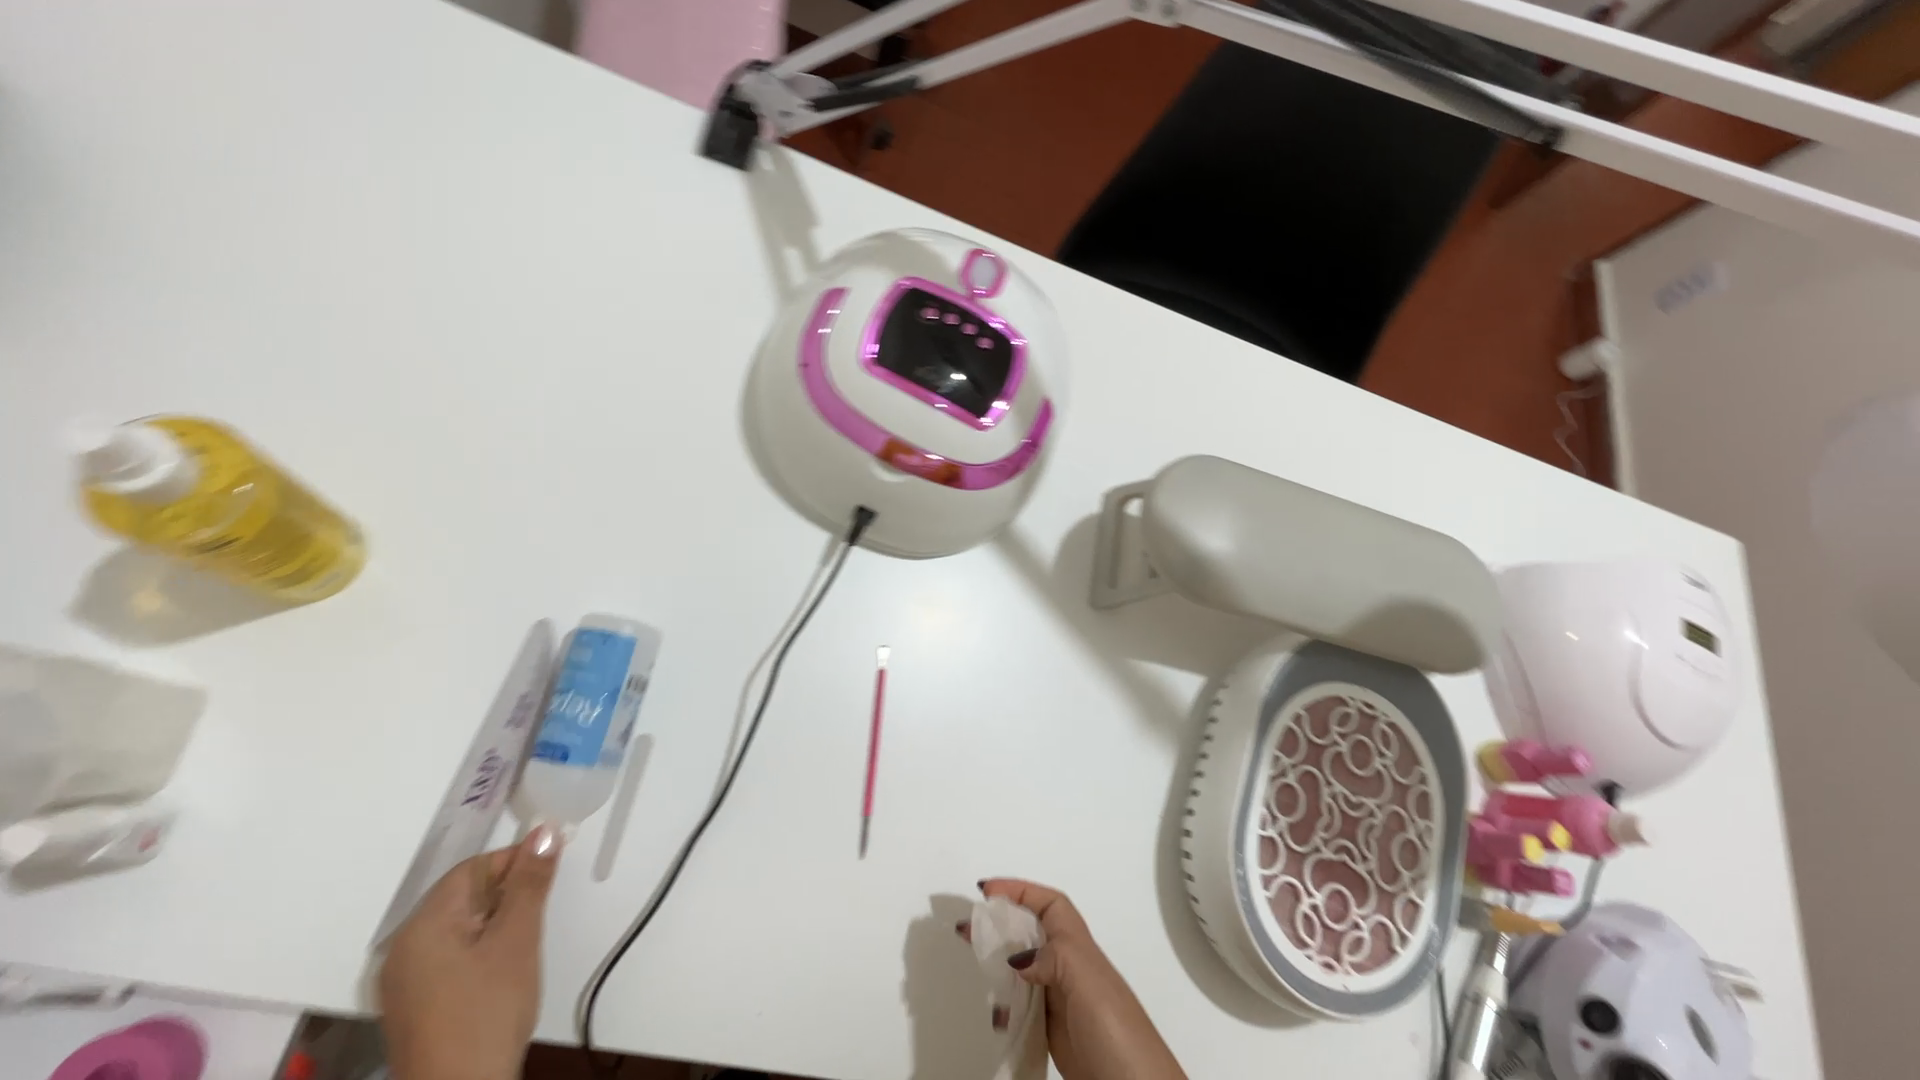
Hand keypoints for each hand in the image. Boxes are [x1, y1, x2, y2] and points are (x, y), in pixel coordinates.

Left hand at [378, 826, 561, 1079]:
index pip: (471, 869)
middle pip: (462, 898)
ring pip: (458, 929)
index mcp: (422, 925)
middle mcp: (403, 947)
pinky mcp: (413, 1006)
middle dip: (506, 895)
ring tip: (524, 945)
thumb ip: (530, 884)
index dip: (513, 862)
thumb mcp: (517, 941)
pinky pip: (448, 958)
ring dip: (494, 925)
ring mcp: (404, 980)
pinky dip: (478, 953)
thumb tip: (543, 832)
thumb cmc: (488, 1012)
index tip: (550, 870)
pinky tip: (500, 974)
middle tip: (540, 914)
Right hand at [963, 879, 1187, 1079]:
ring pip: (1024, 969)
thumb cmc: (1115, 1026)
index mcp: (1079, 947)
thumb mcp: (1086, 980)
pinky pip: (1023, 1006)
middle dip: (1000, 924)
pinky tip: (996, 1015)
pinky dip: (1005, 1004)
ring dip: (999, 964)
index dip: (1020, 891)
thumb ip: (1053, 957)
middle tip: (967, 928)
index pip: (1049, 904)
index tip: (986, 892)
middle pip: (1031, 932)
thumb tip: (1016, 959)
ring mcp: (1061, 998)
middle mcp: (1069, 967)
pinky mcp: (1054, 1029)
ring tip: (976, 966)